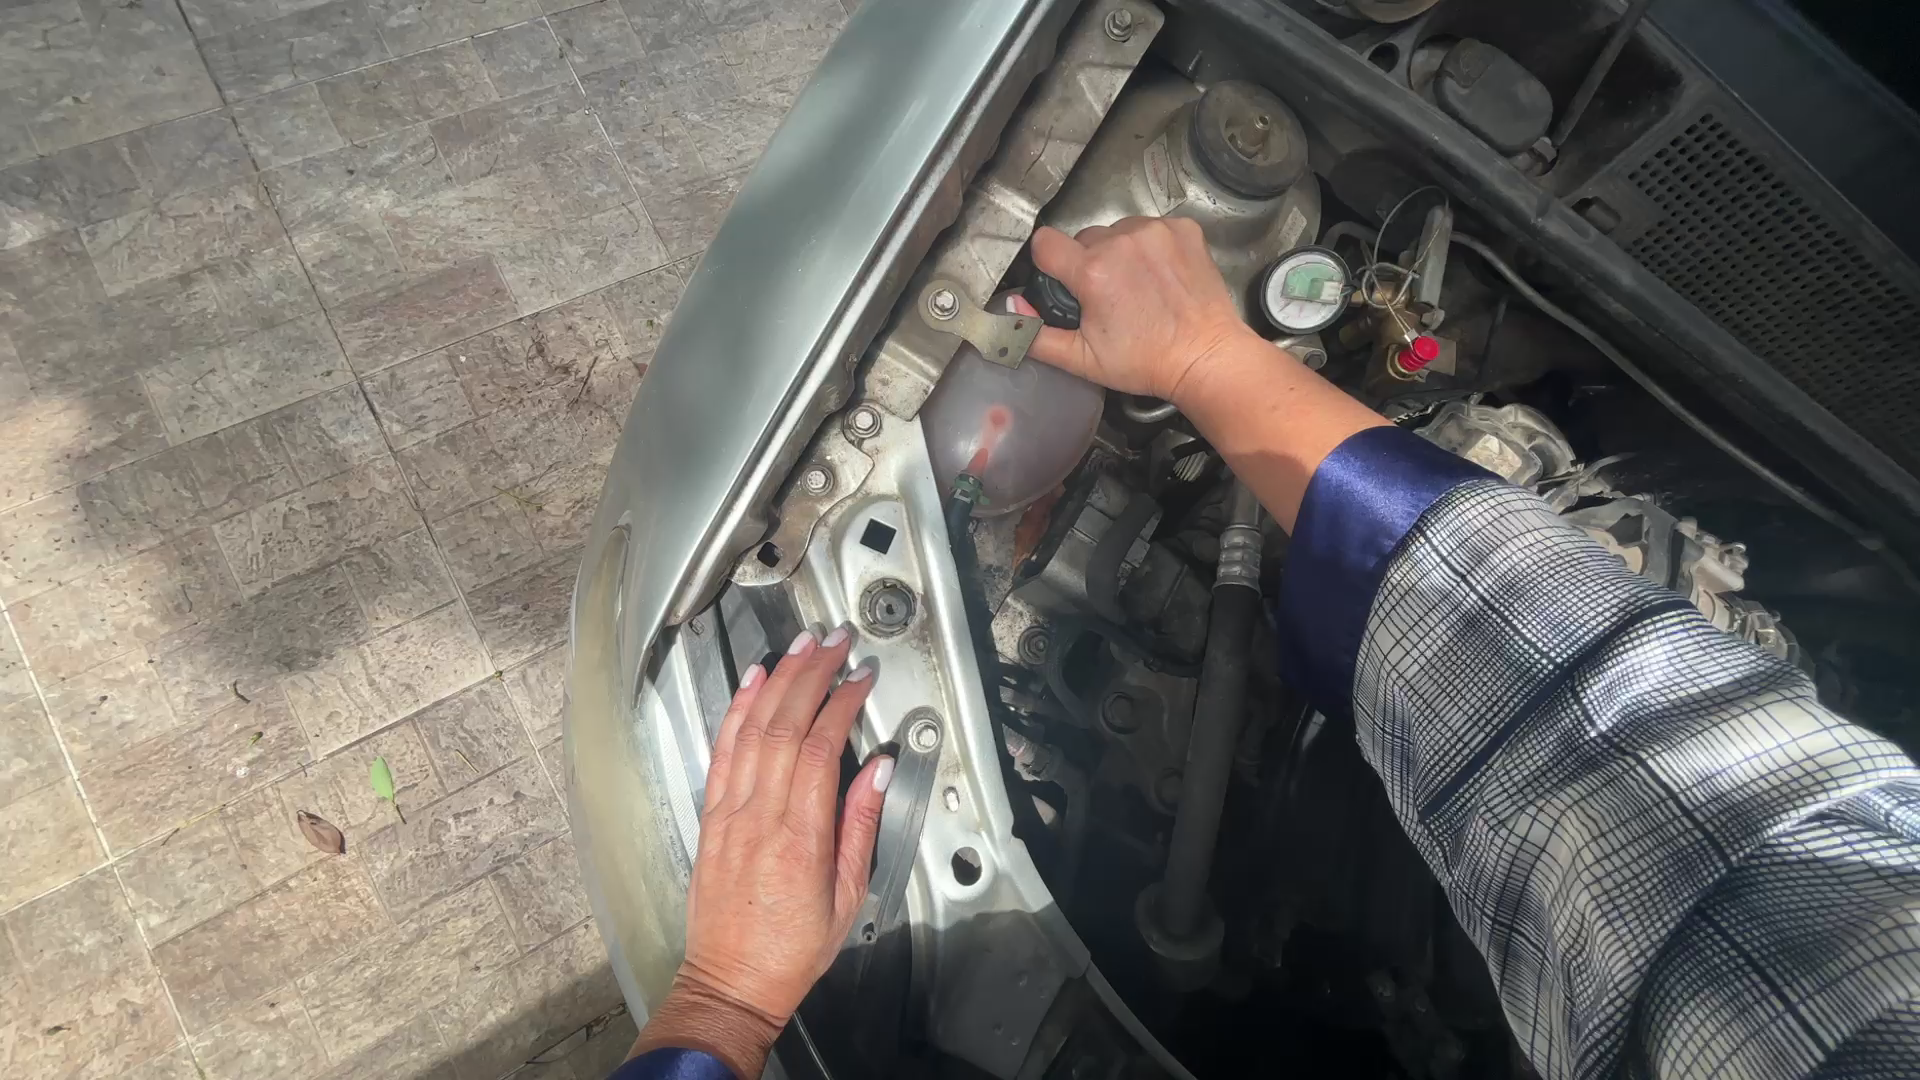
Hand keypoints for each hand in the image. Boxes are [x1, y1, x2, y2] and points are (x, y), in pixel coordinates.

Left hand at [630, 626, 890, 1075]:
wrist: (729, 983)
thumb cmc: (794, 946)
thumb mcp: (848, 895)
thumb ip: (861, 824)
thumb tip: (877, 767)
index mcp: (800, 836)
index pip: (820, 748)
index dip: (842, 703)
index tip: (861, 677)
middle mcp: (759, 813)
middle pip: (786, 724)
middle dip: (813, 673)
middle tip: (835, 639)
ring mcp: (729, 809)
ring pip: (753, 727)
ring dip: (779, 679)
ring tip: (800, 644)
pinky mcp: (711, 813)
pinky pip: (722, 749)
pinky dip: (737, 709)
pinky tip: (752, 680)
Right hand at [1021, 218, 1259, 405]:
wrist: (1204, 356)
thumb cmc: (1145, 362)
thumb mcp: (1081, 359)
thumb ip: (1037, 335)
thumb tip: (1011, 312)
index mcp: (1093, 272)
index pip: (1045, 243)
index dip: (1048, 264)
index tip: (1062, 283)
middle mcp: (1123, 241)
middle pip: (1084, 238)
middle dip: (1087, 263)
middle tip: (1106, 297)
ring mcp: (1156, 231)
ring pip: (1117, 231)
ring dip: (1118, 253)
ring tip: (1134, 287)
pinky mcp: (1183, 229)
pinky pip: (1150, 228)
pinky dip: (1149, 248)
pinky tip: (1157, 277)